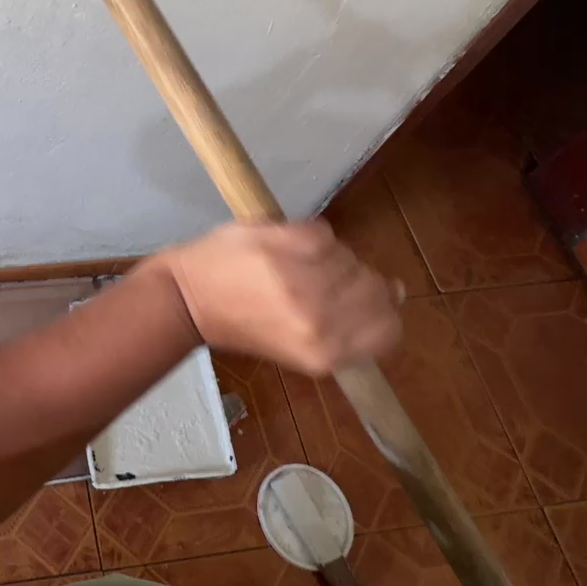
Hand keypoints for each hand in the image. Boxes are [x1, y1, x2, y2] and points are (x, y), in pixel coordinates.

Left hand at [150, 219, 401, 375]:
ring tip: (289, 267)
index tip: (351, 304)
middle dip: (351, 281)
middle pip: (375, 287)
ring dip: (326, 257)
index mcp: (324, 353)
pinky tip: (281, 248)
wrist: (187, 296)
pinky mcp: (286, 241)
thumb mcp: (297, 344)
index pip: (389, 329)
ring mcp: (302, 278)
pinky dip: (307, 235)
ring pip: (349, 257)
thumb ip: (349, 325)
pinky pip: (324, 232)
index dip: (377, 312)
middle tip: (312, 281)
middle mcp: (318, 319)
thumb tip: (399, 291)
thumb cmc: (241, 322)